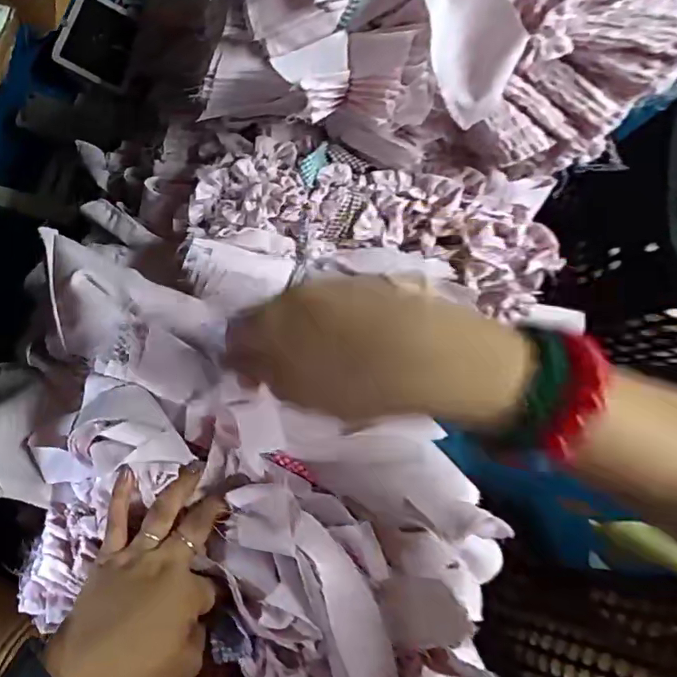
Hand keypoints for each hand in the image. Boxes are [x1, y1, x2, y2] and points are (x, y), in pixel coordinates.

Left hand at [43, 466, 223, 676]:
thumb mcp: (188, 662)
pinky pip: (116, 521)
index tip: (205, 611)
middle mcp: (164, 562)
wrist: (84, 673)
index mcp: (186, 589)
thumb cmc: (140, 673)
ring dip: (179, 488)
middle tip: (228, 488)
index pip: (210, 586)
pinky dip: (121, 496)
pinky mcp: (108, 555)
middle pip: (194, 528)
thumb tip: (195, 611)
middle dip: (214, 508)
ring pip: (161, 513)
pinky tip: (128, 473)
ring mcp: (133, 554)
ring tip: (193, 468)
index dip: (210, 598)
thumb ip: (198, 629)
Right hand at [225, 276, 534, 429]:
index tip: (252, 378)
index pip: (238, 332)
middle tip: (286, 371)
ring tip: (324, 357)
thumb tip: (243, 362)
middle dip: (269, 340)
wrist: (439, 356)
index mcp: (274, 318)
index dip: (238, 356)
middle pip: (269, 315)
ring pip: (302, 307)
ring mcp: (335, 283)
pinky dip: (332, 323)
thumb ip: (265, 376)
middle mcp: (298, 292)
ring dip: (301, 330)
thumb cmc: (362, 384)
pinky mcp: (369, 283)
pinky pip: (334, 304)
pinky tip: (355, 343)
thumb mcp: (304, 393)